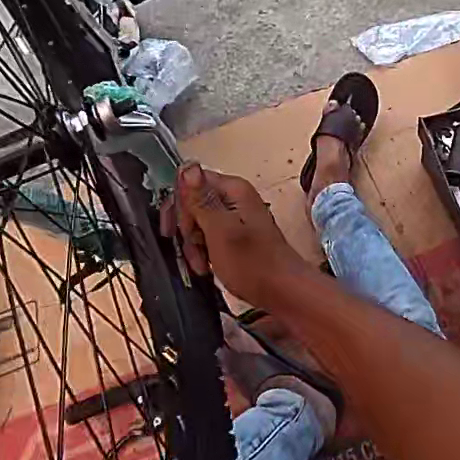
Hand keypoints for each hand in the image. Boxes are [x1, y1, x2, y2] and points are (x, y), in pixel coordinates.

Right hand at [158, 163, 306, 305]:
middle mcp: (234, 198)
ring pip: (198, 222)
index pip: (190, 182)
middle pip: (192, 202)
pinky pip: (208, 236)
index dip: (178, 205)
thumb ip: (201, 199)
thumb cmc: (253, 264)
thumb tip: (188, 166)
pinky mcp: (235, 235)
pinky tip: (206, 266)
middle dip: (185, 228)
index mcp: (232, 189)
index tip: (174, 231)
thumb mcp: (220, 230)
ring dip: (193, 244)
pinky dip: (203, 251)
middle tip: (192, 249)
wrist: (284, 294)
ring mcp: (235, 217)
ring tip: (201, 264)